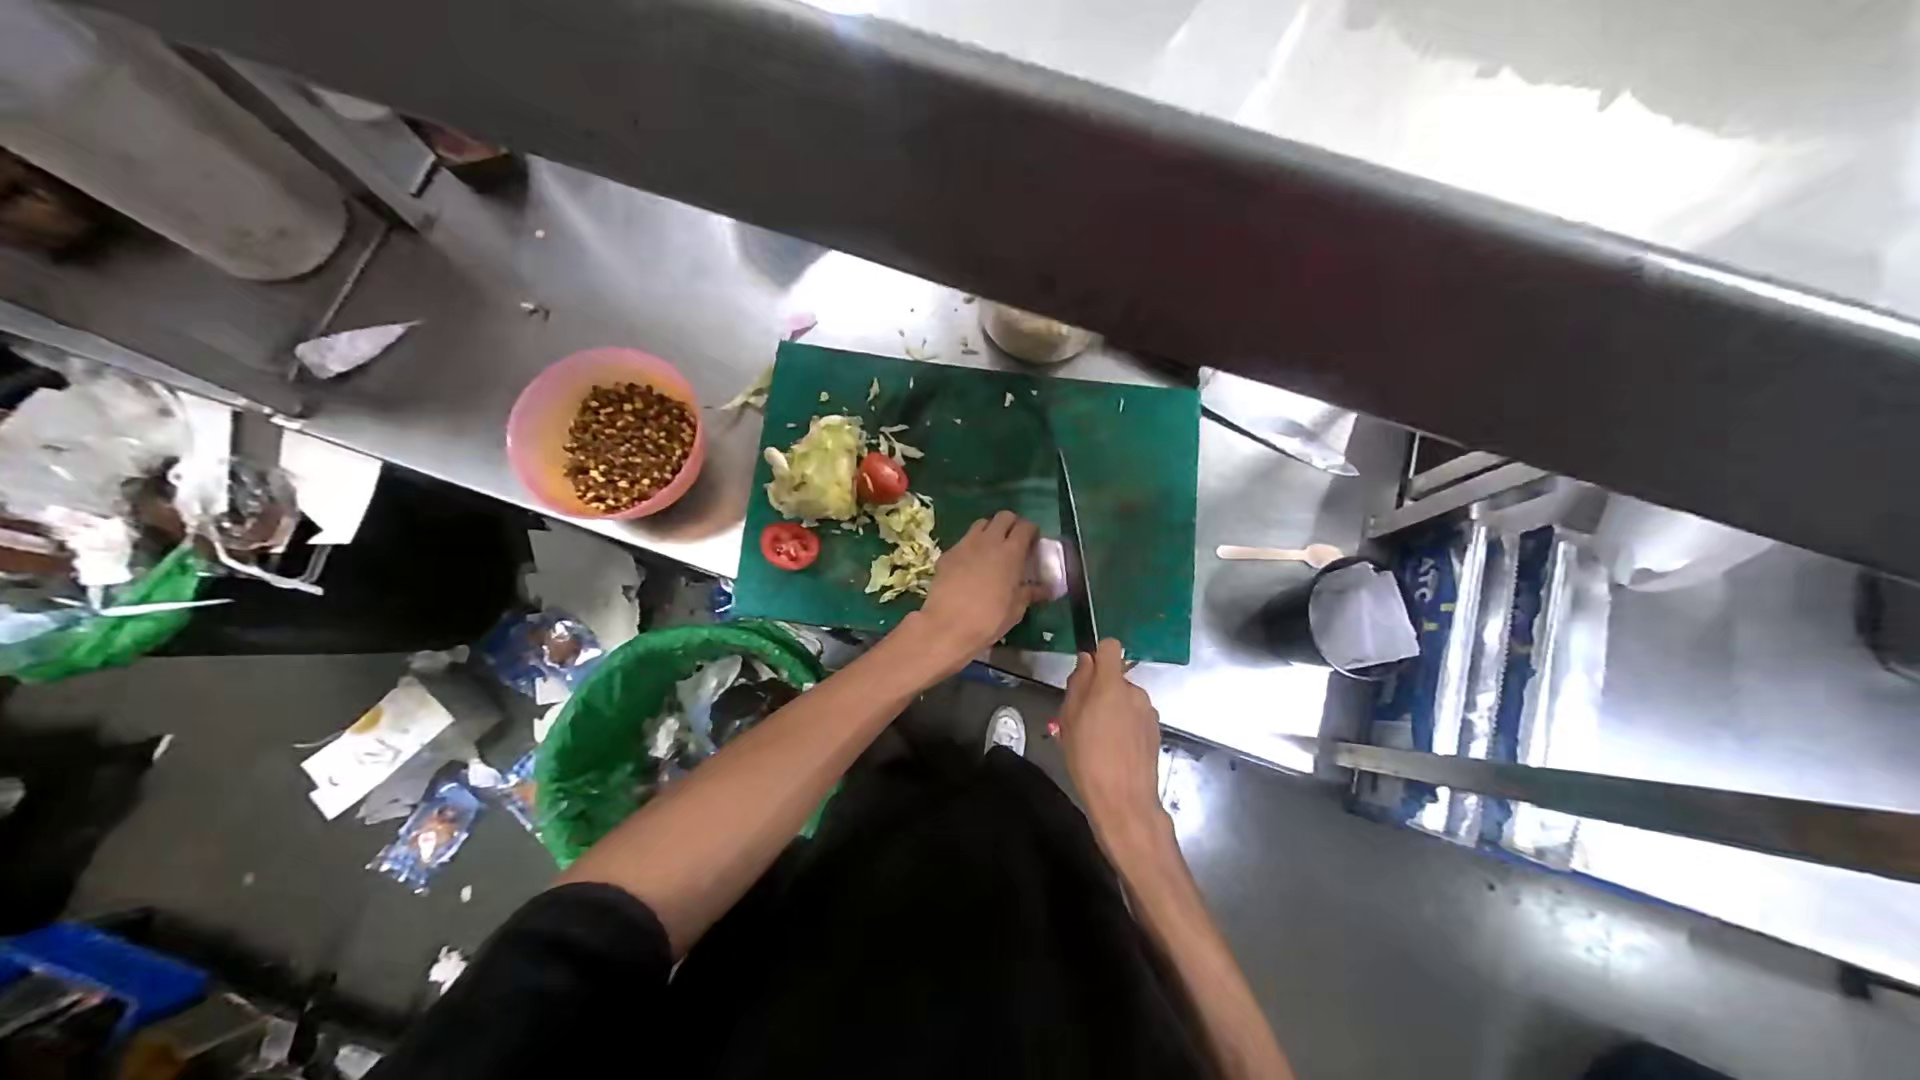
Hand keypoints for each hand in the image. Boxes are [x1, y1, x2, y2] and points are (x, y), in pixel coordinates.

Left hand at [909, 511, 1047, 666]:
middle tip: (1014, 542)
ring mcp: (965, 545)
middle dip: (1012, 524)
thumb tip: (1048, 589)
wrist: (948, 626)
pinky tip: (970, 565)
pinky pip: (963, 541)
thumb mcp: (1016, 609)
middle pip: (1003, 517)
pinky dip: (971, 546)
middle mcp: (988, 541)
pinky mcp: (947, 554)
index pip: (1026, 526)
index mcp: (1011, 552)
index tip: (1034, 543)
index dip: (1032, 531)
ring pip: (981, 524)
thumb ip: (1031, 593)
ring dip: (990, 531)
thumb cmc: (989, 619)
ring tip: (992, 549)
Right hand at [1059, 639, 1167, 844]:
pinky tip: (1115, 750)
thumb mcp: (1069, 720)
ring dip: (1112, 710)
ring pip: (1125, 699)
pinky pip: (1135, 716)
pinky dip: (1125, 725)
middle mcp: (1135, 692)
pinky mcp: (1156, 731)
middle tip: (1082, 719)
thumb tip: (1086, 661)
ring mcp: (1149, 712)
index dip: (1098, 655)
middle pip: (1115, 678)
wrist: (1125, 800)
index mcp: (1111, 684)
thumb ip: (1078, 684)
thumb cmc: (1089, 759)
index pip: (1111, 647)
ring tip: (1098, 739)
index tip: (1086, 675)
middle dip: (1100, 690)